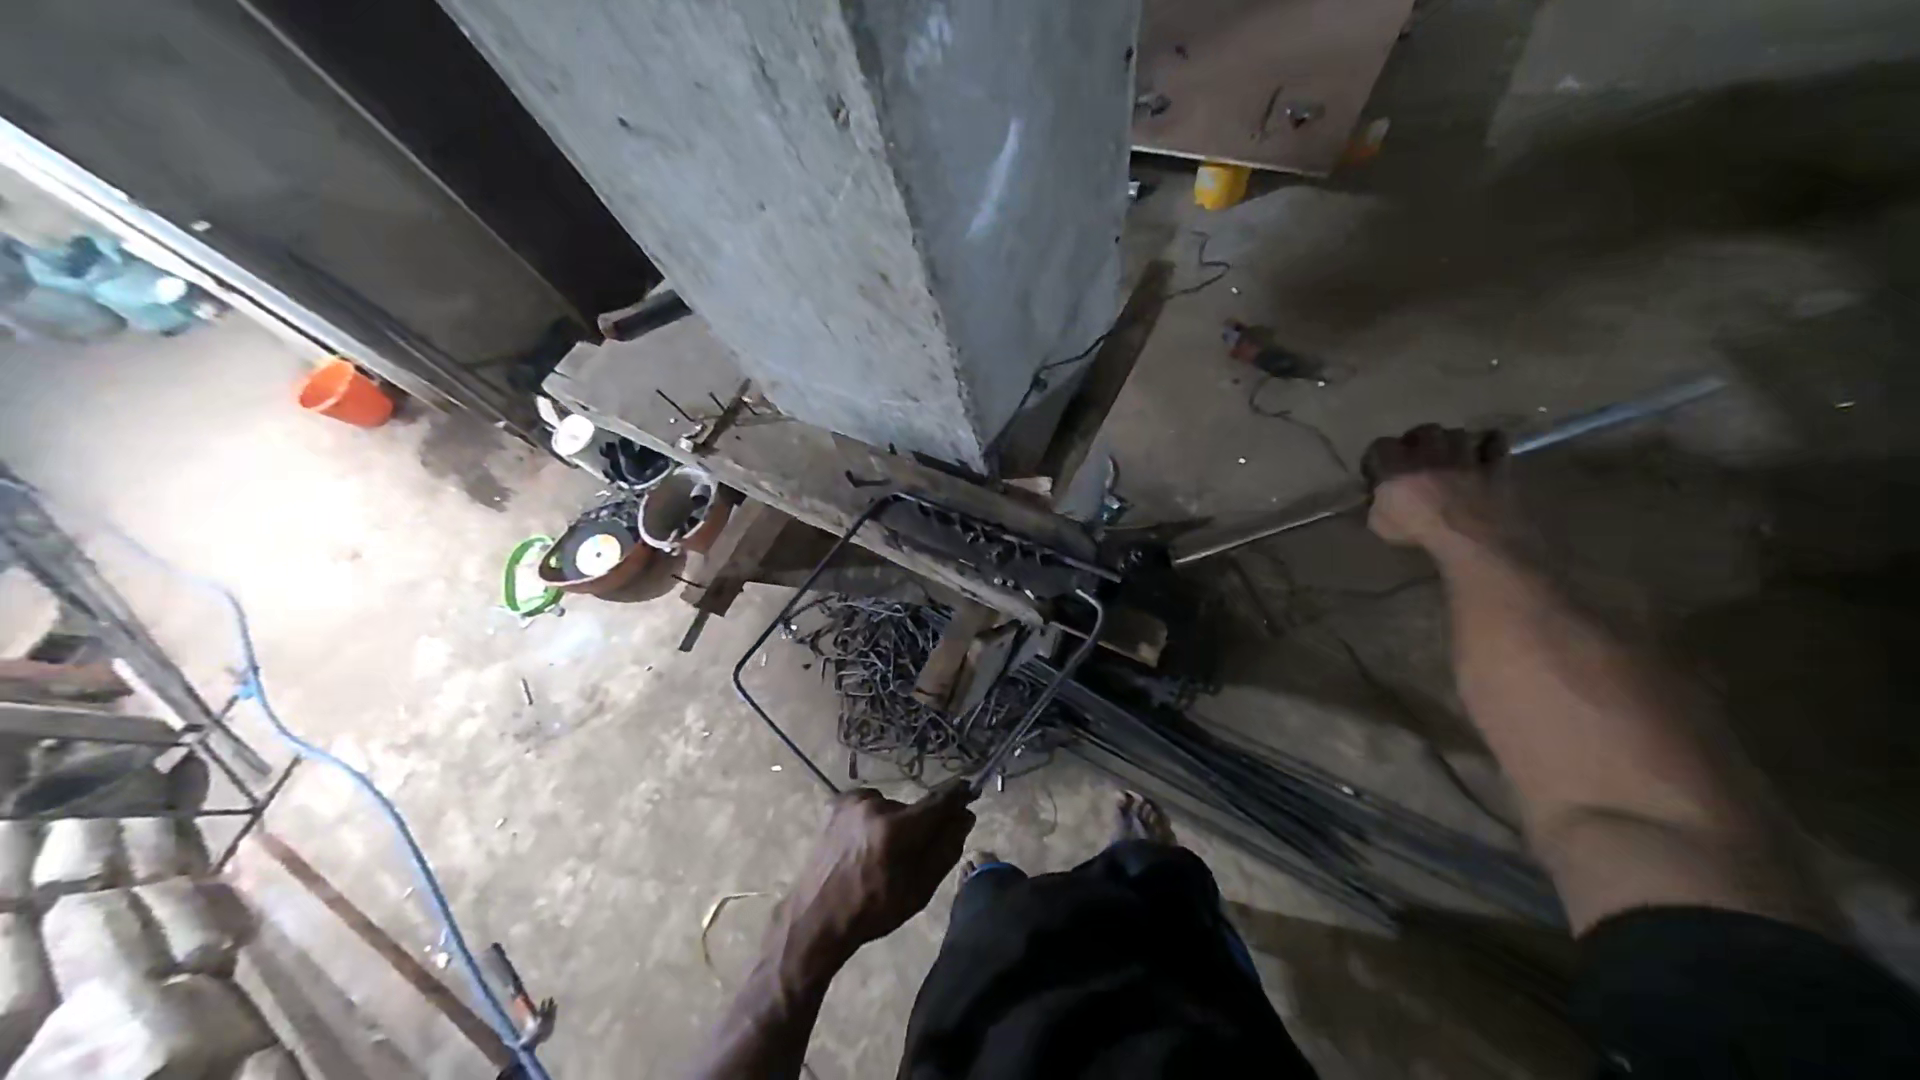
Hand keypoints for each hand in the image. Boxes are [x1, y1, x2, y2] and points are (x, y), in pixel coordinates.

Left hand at [776, 780, 975, 967]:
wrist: (817, 917)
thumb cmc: (873, 909)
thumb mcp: (919, 889)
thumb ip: (945, 849)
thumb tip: (965, 816)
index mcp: (896, 830)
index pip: (938, 802)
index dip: (957, 795)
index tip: (969, 789)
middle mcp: (875, 806)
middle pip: (914, 810)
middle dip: (919, 826)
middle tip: (910, 855)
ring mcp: (853, 802)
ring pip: (892, 808)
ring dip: (894, 824)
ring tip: (880, 854)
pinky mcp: (838, 802)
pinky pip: (870, 805)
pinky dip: (874, 819)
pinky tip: (863, 844)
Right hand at [1362, 424, 1511, 554]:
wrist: (1469, 538)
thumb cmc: (1419, 531)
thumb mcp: (1380, 524)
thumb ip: (1374, 505)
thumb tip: (1373, 498)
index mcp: (1397, 465)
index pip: (1380, 445)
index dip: (1377, 456)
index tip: (1377, 471)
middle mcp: (1430, 452)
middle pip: (1423, 431)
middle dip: (1418, 440)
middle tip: (1416, 456)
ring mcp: (1464, 456)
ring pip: (1457, 434)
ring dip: (1451, 442)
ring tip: (1449, 455)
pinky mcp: (1494, 466)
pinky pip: (1495, 444)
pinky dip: (1490, 444)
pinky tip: (1485, 451)